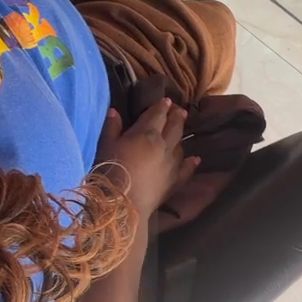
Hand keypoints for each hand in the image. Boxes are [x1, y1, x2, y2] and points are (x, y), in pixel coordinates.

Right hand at [99, 98, 194, 216]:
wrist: (124, 202)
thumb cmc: (110, 169)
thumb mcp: (105, 145)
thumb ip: (112, 127)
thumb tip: (115, 111)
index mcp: (146, 134)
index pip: (157, 115)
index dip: (161, 107)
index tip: (166, 100)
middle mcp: (164, 146)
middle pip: (174, 127)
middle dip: (177, 117)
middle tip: (180, 109)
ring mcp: (172, 164)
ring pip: (180, 145)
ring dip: (180, 136)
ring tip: (181, 131)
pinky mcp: (174, 181)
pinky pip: (186, 169)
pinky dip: (191, 162)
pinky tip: (196, 159)